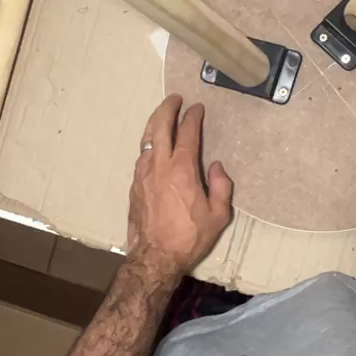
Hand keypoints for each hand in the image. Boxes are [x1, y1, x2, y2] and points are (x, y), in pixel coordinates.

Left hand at [126, 94, 233, 278]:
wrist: (155, 257)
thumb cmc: (189, 237)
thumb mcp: (218, 215)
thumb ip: (221, 186)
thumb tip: (216, 167)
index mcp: (182, 169)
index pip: (187, 133)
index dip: (193, 117)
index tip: (197, 108)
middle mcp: (159, 166)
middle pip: (159, 126)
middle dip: (167, 108)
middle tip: (175, 98)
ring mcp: (143, 175)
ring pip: (146, 140)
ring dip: (154, 124)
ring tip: (162, 117)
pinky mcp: (134, 186)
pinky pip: (141, 157)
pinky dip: (149, 145)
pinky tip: (153, 147)